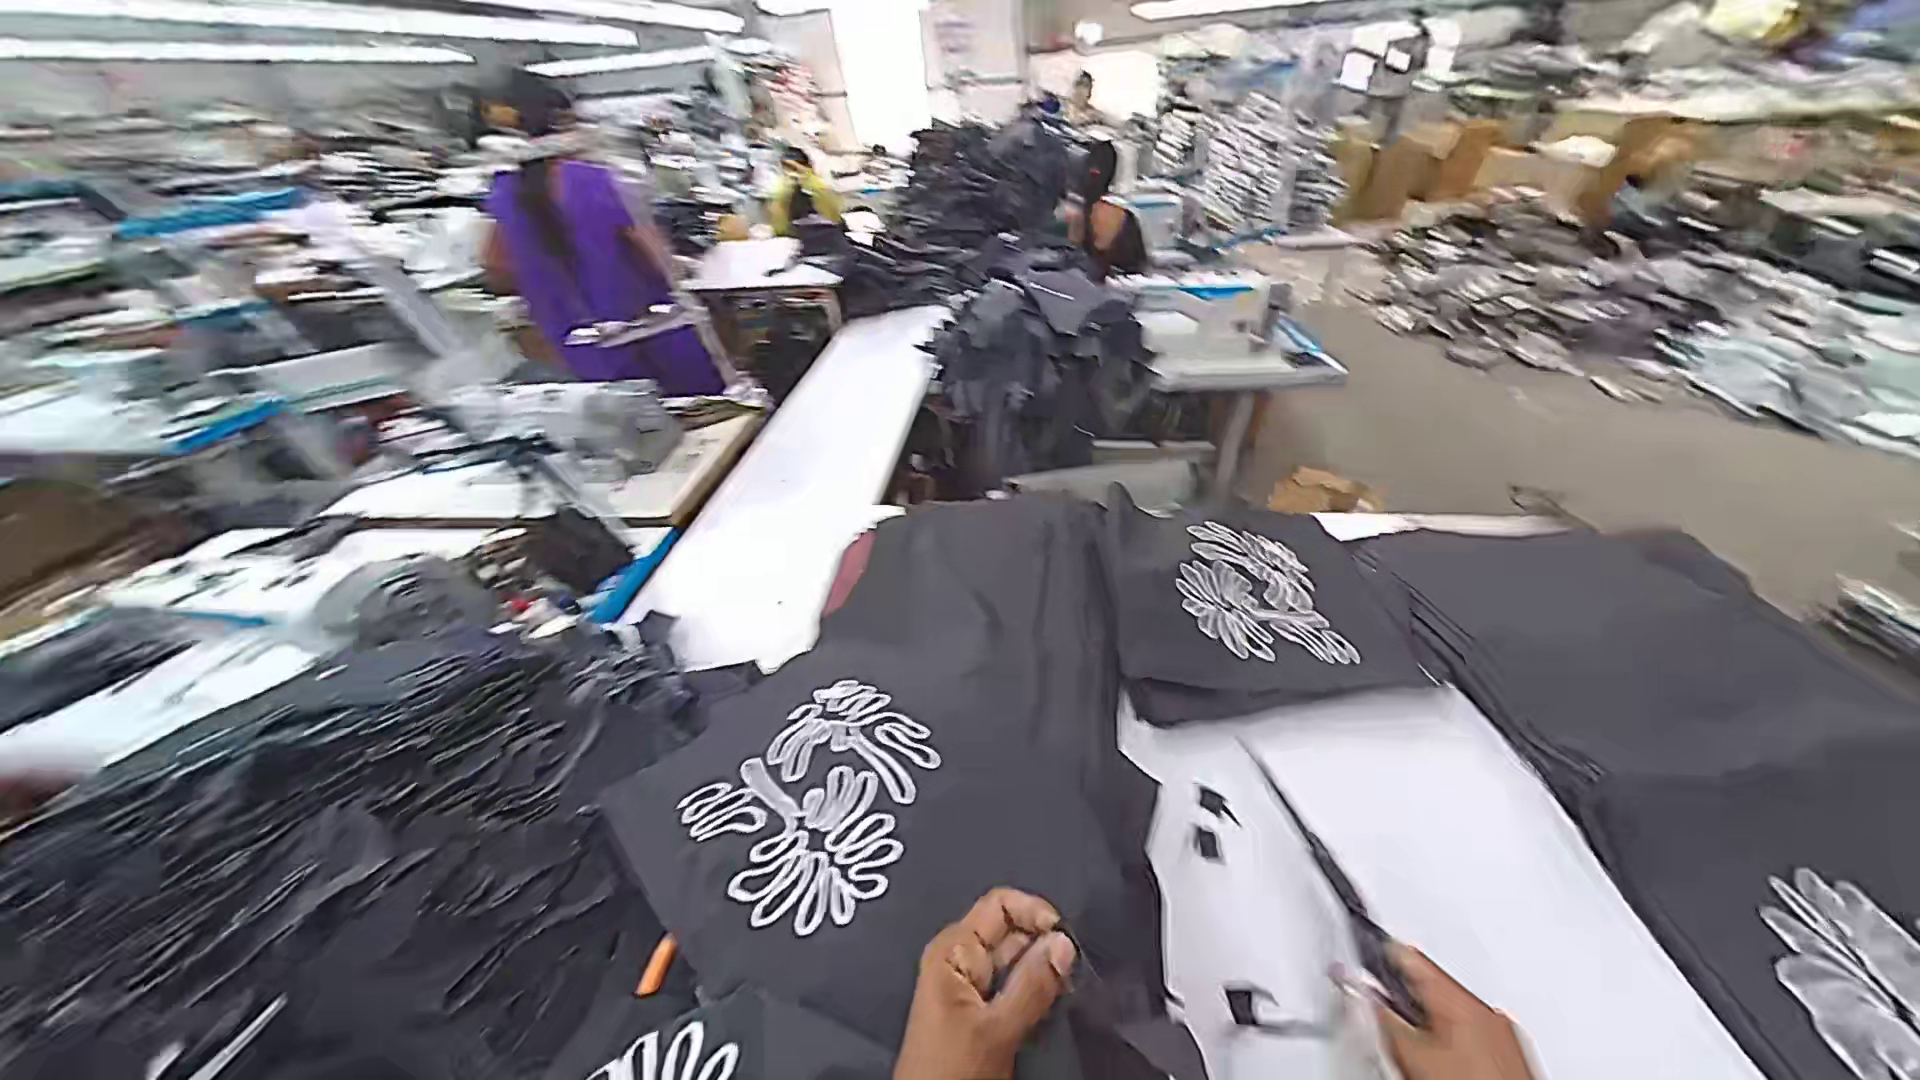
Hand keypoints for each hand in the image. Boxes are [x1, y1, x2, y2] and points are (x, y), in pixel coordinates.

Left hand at [893, 888, 1077, 1079]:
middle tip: (1077, 964)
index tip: (1067, 936)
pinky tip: (1057, 997)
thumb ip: (1031, 986)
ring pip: (1016, 959)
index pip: (999, 905)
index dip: (1033, 910)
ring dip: (1044, 965)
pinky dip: (1036, 987)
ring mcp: (971, 986)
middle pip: (1010, 929)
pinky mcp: (982, 1013)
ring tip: (1072, 980)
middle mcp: (962, 957)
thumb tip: (1066, 942)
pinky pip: (1014, 986)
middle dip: (1044, 939)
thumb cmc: (951, 1071)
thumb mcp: (994, 1031)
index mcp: (955, 948)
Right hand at [1371, 943, 1537, 1079]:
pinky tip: (1443, 1063)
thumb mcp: (1407, 1048)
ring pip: (1446, 1007)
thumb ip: (1378, 1009)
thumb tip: (1359, 984)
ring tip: (1417, 1049)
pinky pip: (1468, 1028)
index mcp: (1459, 997)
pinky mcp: (1510, 1054)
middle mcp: (1487, 1010)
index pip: (1406, 953)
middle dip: (1403, 997)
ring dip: (1425, 1019)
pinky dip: (1450, 1038)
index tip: (1361, 963)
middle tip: (1390, 1021)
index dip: (1377, 956)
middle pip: (1426, 982)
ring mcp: (1504, 1033)